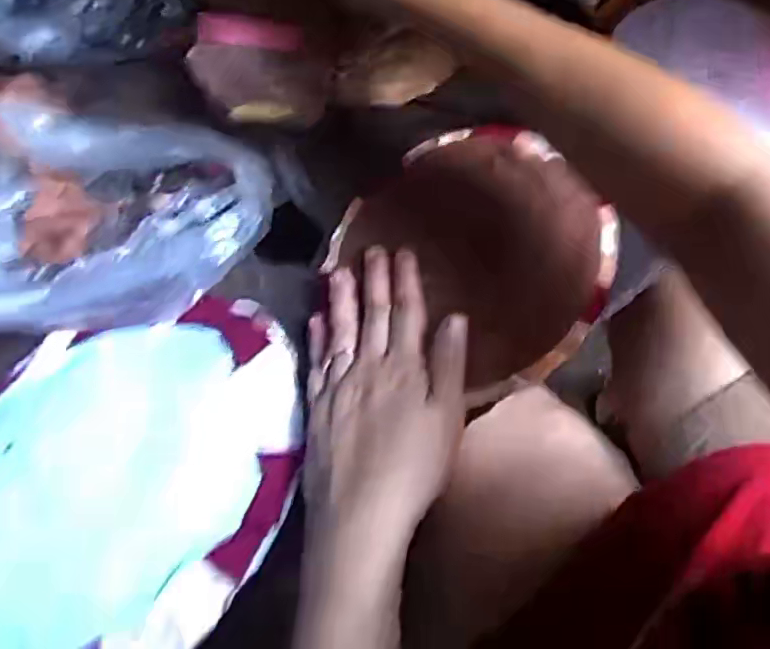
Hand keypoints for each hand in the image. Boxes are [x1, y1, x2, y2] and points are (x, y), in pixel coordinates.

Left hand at [304, 247, 468, 574]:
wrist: (359, 519)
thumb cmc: (416, 466)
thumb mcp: (446, 414)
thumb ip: (448, 363)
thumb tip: (453, 315)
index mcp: (404, 369)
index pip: (405, 315)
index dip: (405, 282)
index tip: (403, 252)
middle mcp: (368, 369)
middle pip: (372, 317)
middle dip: (374, 280)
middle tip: (372, 248)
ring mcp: (337, 389)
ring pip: (339, 332)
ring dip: (341, 298)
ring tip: (339, 269)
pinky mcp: (316, 410)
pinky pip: (316, 362)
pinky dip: (317, 336)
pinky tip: (317, 317)